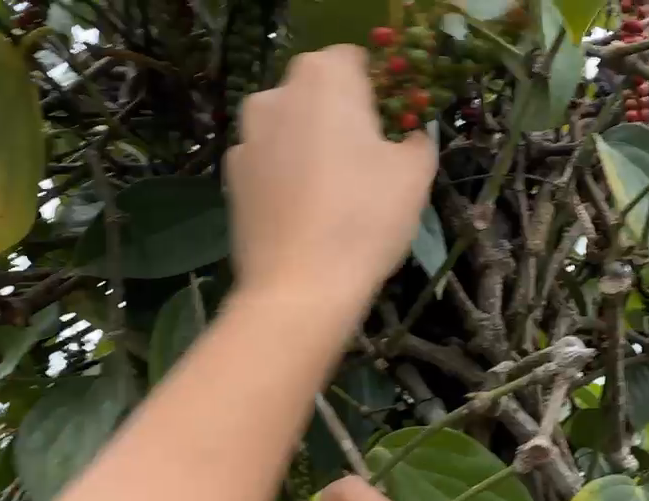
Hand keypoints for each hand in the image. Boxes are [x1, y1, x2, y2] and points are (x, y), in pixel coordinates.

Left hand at [224, 46, 436, 319]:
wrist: (300, 289)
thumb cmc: (364, 222)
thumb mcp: (415, 177)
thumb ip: (417, 143)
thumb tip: (409, 140)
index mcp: (324, 77)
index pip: (355, 63)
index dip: (376, 97)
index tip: (387, 137)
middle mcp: (276, 95)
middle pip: (316, 96)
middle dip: (339, 123)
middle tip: (363, 172)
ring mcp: (246, 138)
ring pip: (289, 133)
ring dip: (309, 153)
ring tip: (332, 202)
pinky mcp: (232, 180)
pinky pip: (269, 169)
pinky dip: (285, 184)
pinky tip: (304, 221)